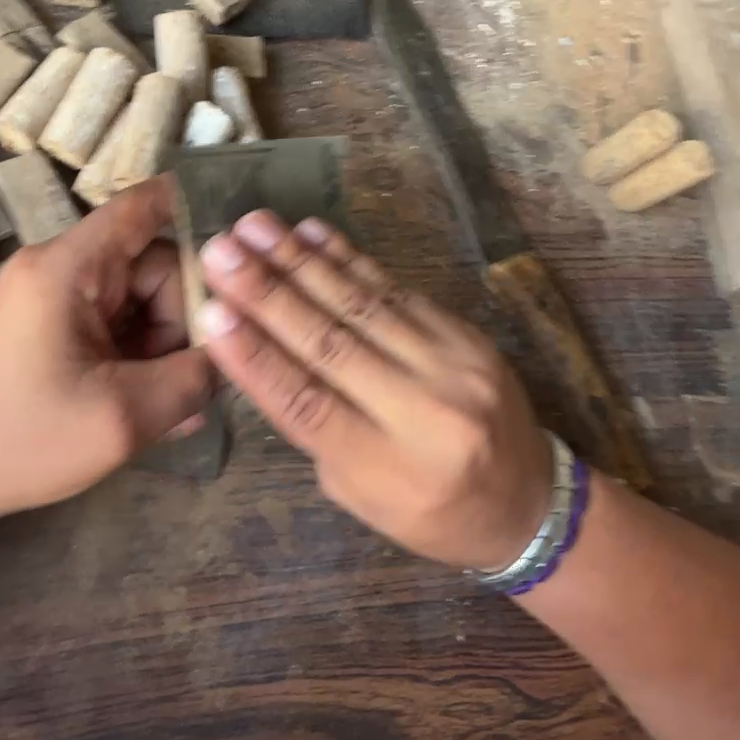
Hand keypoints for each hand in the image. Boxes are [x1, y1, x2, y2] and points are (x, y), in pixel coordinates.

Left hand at [0, 177, 214, 522]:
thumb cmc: (27, 439)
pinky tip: (151, 404)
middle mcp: (60, 268)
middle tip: (189, 380)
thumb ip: (192, 379)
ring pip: (140, 299)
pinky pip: (116, 323)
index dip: (195, 212)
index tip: (243, 242)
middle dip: (181, 320)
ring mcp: (56, 296)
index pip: (141, 208)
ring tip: (169, 405)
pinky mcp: (55, 324)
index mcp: (67, 270)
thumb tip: (231, 353)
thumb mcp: (123, 418)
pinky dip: (138, 358)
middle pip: (152, 265)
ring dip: (162, 347)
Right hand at [196, 210, 552, 570]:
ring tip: (254, 227)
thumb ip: (316, 428)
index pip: (307, 404)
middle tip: (220, 251)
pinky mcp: (467, 333)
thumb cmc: (427, 512)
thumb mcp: (358, 492)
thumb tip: (264, 353)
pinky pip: (397, 289)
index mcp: (389, 468)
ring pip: (362, 304)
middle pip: (331, 343)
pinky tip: (311, 232)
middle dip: (267, 293)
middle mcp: (425, 411)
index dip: (256, 358)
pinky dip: (349, 258)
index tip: (210, 314)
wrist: (529, 503)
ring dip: (301, 260)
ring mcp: (454, 365)